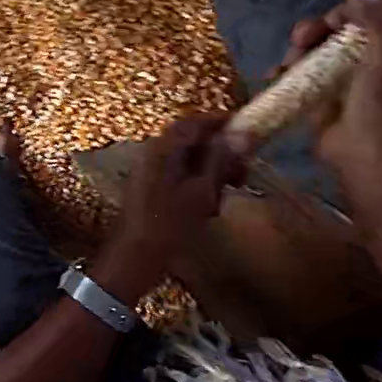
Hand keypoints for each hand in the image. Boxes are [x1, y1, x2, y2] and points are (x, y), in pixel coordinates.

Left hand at [94, 114, 240, 301]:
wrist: (132, 259)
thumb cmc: (168, 225)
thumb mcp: (201, 192)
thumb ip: (220, 160)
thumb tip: (242, 133)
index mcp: (161, 149)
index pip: (193, 122)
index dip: (221, 122)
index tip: (249, 130)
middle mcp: (152, 154)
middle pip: (191, 141)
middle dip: (220, 152)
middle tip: (244, 171)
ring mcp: (148, 172)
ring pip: (187, 161)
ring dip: (211, 172)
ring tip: (231, 191)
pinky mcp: (150, 190)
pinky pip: (179, 178)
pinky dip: (197, 185)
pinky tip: (210, 206)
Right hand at [280, 0, 381, 199]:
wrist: (372, 163)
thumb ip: (377, 20)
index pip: (368, 17)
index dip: (344, 15)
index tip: (327, 25)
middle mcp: (373, 64)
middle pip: (336, 34)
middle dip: (313, 33)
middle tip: (298, 40)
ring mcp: (346, 86)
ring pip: (314, 55)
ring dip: (295, 54)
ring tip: (284, 65)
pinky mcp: (321, 105)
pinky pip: (300, 80)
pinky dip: (285, 76)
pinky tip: (273, 77)